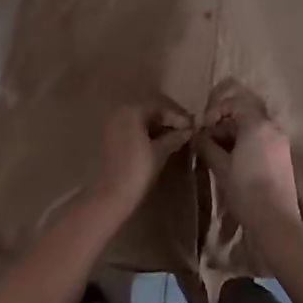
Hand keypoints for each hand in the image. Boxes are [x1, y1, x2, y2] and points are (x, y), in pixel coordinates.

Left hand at [86, 103, 191, 218]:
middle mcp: (121, 112)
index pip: (160, 106)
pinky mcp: (111, 137)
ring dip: (158, 126)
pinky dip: (147, 132)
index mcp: (132, 111)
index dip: (178, 115)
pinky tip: (159, 142)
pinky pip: (133, 128)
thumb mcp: (160, 152)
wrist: (110, 196)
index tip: (192, 126)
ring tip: (175, 137)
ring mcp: (114, 124)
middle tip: (186, 130)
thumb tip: (189, 130)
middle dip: (168, 119)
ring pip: (141, 119)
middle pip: (150, 110)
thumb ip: (175, 137)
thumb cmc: (137, 171)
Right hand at [196, 83, 300, 232]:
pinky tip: (235, 162)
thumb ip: (207, 146)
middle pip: (244, 115)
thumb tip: (197, 135)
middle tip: (207, 141)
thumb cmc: (246, 190)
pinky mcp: (284, 157)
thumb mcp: (221, 167)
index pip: (234, 104)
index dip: (215, 111)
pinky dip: (247, 145)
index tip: (203, 127)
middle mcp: (272, 127)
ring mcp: (281, 142)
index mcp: (257, 124)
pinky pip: (262, 141)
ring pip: (253, 129)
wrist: (276, 221)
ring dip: (234, 136)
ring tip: (217, 153)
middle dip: (223, 125)